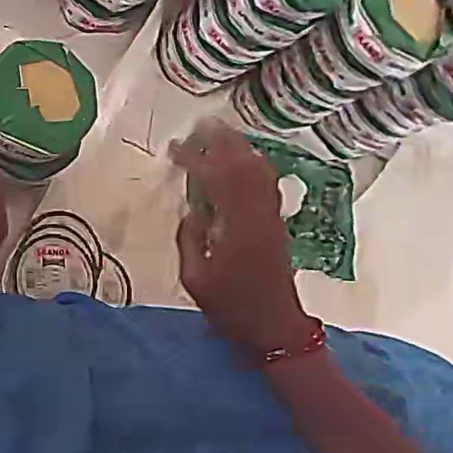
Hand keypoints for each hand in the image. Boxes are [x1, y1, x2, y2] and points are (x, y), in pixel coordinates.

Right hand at [170, 120, 314, 352]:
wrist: (274, 326)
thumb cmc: (231, 307)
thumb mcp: (196, 279)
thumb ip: (190, 240)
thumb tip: (192, 211)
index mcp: (236, 226)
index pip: (215, 178)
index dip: (195, 159)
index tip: (175, 151)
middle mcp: (259, 213)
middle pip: (243, 164)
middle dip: (220, 141)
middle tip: (199, 126)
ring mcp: (272, 216)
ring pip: (259, 169)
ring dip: (239, 147)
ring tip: (218, 134)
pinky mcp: (277, 222)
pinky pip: (267, 182)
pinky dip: (253, 163)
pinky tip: (241, 160)